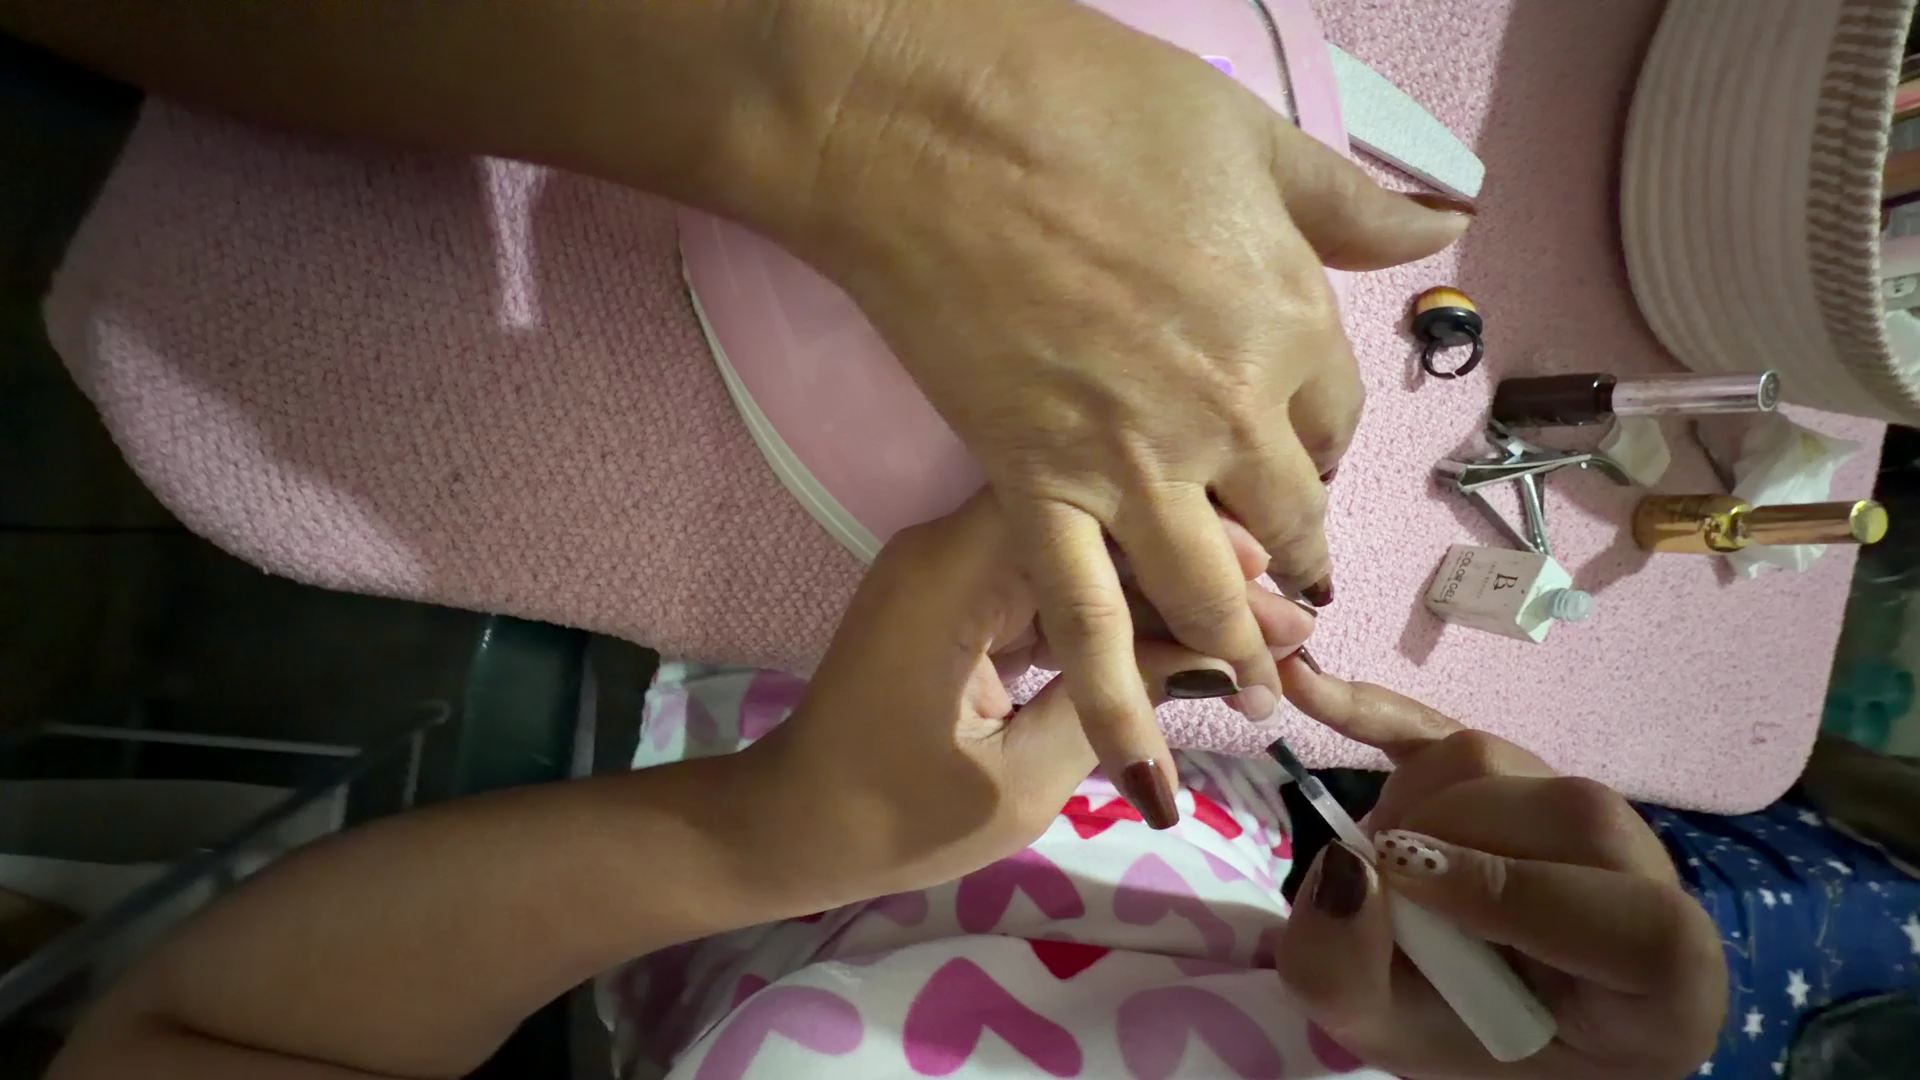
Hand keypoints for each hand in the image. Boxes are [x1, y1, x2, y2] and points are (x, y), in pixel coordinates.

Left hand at [749, 493, 1314, 903]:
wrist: (796, 823)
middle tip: (1283, 622)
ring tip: (1247, 639)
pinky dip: (1108, 615)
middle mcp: (947, 546)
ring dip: (1155, 597)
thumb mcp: (1022, 777)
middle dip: (1186, 575)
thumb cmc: (898, 818)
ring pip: (1077, 556)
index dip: (1186, 543)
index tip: (1273, 585)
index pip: (1090, 520)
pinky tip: (1175, 641)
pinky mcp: (953, 594)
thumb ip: (1117, 702)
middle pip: (1090, 530)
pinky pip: (1046, 585)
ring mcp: (948, 566)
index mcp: (952, 576)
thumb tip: (1217, 653)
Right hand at [786, 0, 1471, 821]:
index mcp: (1285, 318)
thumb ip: (1344, 198)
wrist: (928, 131)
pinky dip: (1118, 709)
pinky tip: (1149, 776)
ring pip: (1203, 591)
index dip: (1316, 442)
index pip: (1333, 417)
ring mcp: (1128, 467)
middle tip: (1287, 590)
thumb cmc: (1084, 106)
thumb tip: (1443, 224)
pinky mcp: (1033, 494)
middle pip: (1285, 520)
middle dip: (1292, 560)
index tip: (1292, 455)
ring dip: (1233, 643)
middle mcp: (1224, 414)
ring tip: (1253, 688)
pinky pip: (1086, 627)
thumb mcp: (1243, 130)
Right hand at [1273, 662, 1727, 1079]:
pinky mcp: (1499, 765)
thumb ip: (1346, 970)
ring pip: (1492, 757)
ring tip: (1384, 854)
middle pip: (1565, 813)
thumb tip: (1344, 864)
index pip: (1644, 926)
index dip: (1520, 892)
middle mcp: (1641, 881)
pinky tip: (1308, 691)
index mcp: (1657, 989)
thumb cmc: (1440, 1025)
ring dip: (1409, 797)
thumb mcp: (1379, 1029)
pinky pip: (1433, 722)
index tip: (1408, 881)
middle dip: (1446, 834)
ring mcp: (1566, 809)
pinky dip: (1366, 708)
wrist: (1443, 986)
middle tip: (1386, 876)